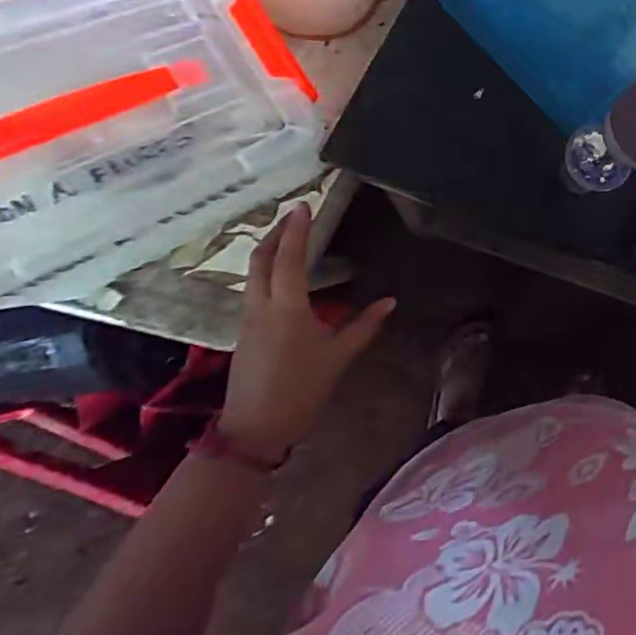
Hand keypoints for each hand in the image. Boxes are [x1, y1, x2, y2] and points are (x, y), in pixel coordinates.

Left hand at [218, 207, 391, 463]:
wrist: (254, 428)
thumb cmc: (301, 388)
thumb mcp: (339, 356)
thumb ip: (364, 325)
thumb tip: (390, 301)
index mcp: (286, 309)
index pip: (288, 259)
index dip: (296, 230)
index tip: (303, 206)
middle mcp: (261, 307)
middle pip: (260, 260)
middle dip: (274, 234)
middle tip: (292, 215)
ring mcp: (248, 320)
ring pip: (254, 275)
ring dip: (268, 251)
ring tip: (287, 238)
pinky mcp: (245, 333)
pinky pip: (255, 291)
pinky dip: (267, 273)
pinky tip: (283, 277)